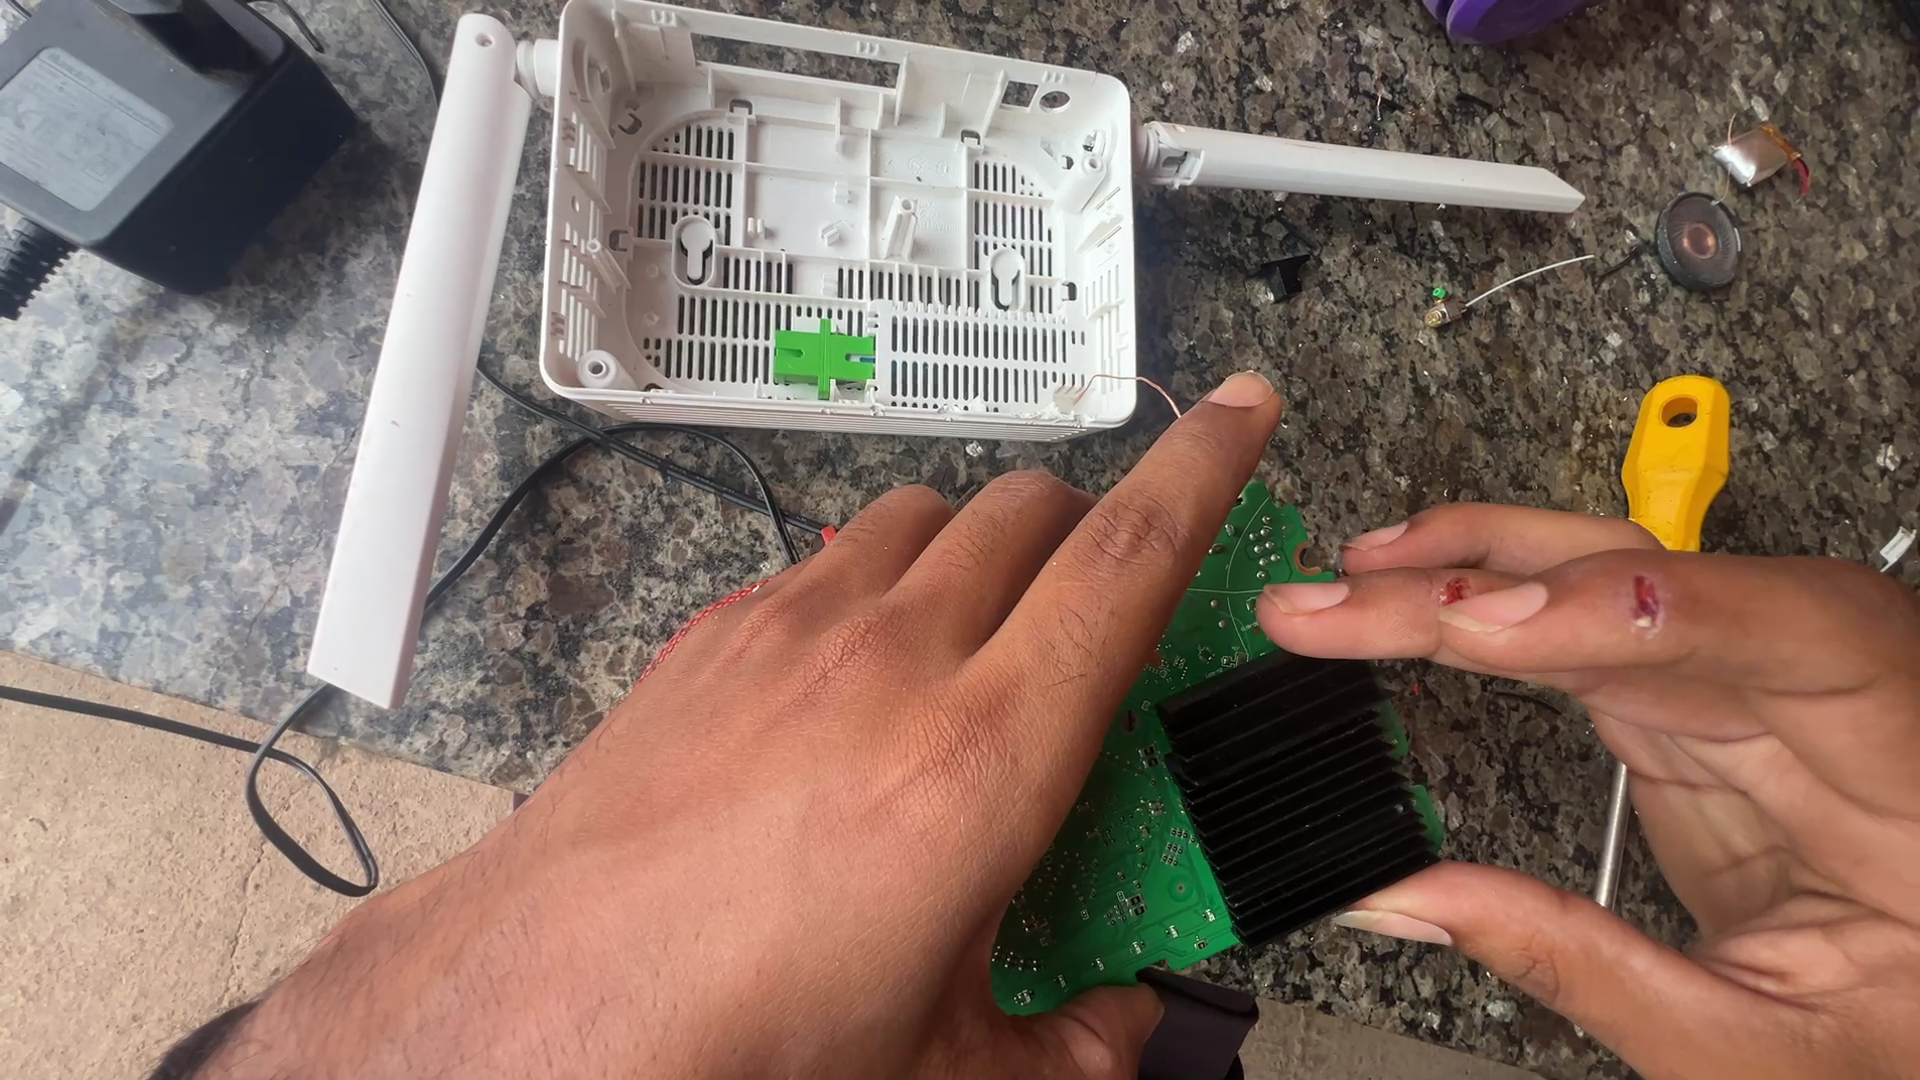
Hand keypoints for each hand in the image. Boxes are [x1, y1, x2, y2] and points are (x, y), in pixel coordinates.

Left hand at [204, 371, 1284, 1078]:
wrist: (534, 1009)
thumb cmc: (731, 1034)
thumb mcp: (949, 1064)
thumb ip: (1074, 1041)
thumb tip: (1129, 1021)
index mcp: (983, 759)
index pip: (1129, 561)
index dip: (1204, 469)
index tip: (1240, 412)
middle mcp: (897, 657)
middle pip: (1033, 512)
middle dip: (1088, 528)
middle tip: (1095, 597)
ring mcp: (801, 624)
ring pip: (935, 512)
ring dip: (982, 545)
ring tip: (981, 621)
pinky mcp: (730, 626)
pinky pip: (839, 550)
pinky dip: (886, 572)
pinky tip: (866, 652)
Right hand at [1259, 505, 1919, 1079]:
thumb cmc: (1908, 1046)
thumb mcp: (1767, 1050)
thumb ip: (1580, 967)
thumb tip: (1395, 897)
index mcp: (1915, 776)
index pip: (1777, 633)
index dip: (1615, 610)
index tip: (1471, 624)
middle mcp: (1833, 690)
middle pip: (1640, 580)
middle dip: (1466, 584)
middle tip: (1332, 609)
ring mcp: (1743, 678)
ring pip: (1595, 564)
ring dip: (1459, 558)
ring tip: (1353, 574)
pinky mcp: (1676, 688)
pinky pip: (1569, 604)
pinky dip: (1477, 580)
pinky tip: (1409, 578)